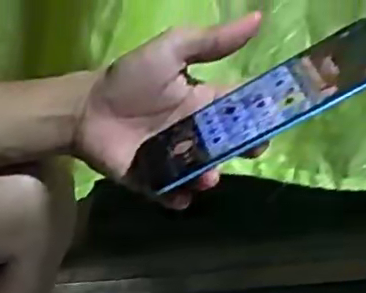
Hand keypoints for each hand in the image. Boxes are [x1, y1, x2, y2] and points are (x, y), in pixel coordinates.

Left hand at [74, 11, 263, 208]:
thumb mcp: (173, 50)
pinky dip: (174, 197)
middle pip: (221, 145)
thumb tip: (259, 19)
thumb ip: (212, 42)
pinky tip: (182, 199)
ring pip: (195, 171)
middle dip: (239, 150)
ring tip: (209, 178)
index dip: (258, 112)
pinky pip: (164, 191)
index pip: (236, 108)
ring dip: (206, 176)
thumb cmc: (129, 78)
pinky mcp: (146, 179)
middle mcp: (189, 133)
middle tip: (253, 152)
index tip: (277, 117)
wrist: (88, 109)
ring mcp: (169, 158)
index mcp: (201, 101)